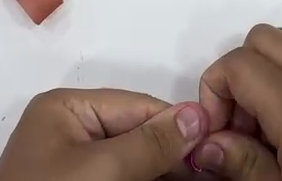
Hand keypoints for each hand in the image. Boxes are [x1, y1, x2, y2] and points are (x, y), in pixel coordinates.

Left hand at [0, 88, 208, 180]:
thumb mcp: (100, 171)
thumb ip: (149, 144)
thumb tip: (197, 114)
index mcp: (66, 109)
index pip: (137, 107)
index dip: (177, 125)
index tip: (215, 144)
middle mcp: (69, 132)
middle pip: (135, 136)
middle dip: (172, 156)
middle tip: (210, 173)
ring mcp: (71, 168)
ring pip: (131, 165)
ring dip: (161, 175)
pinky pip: (118, 180)